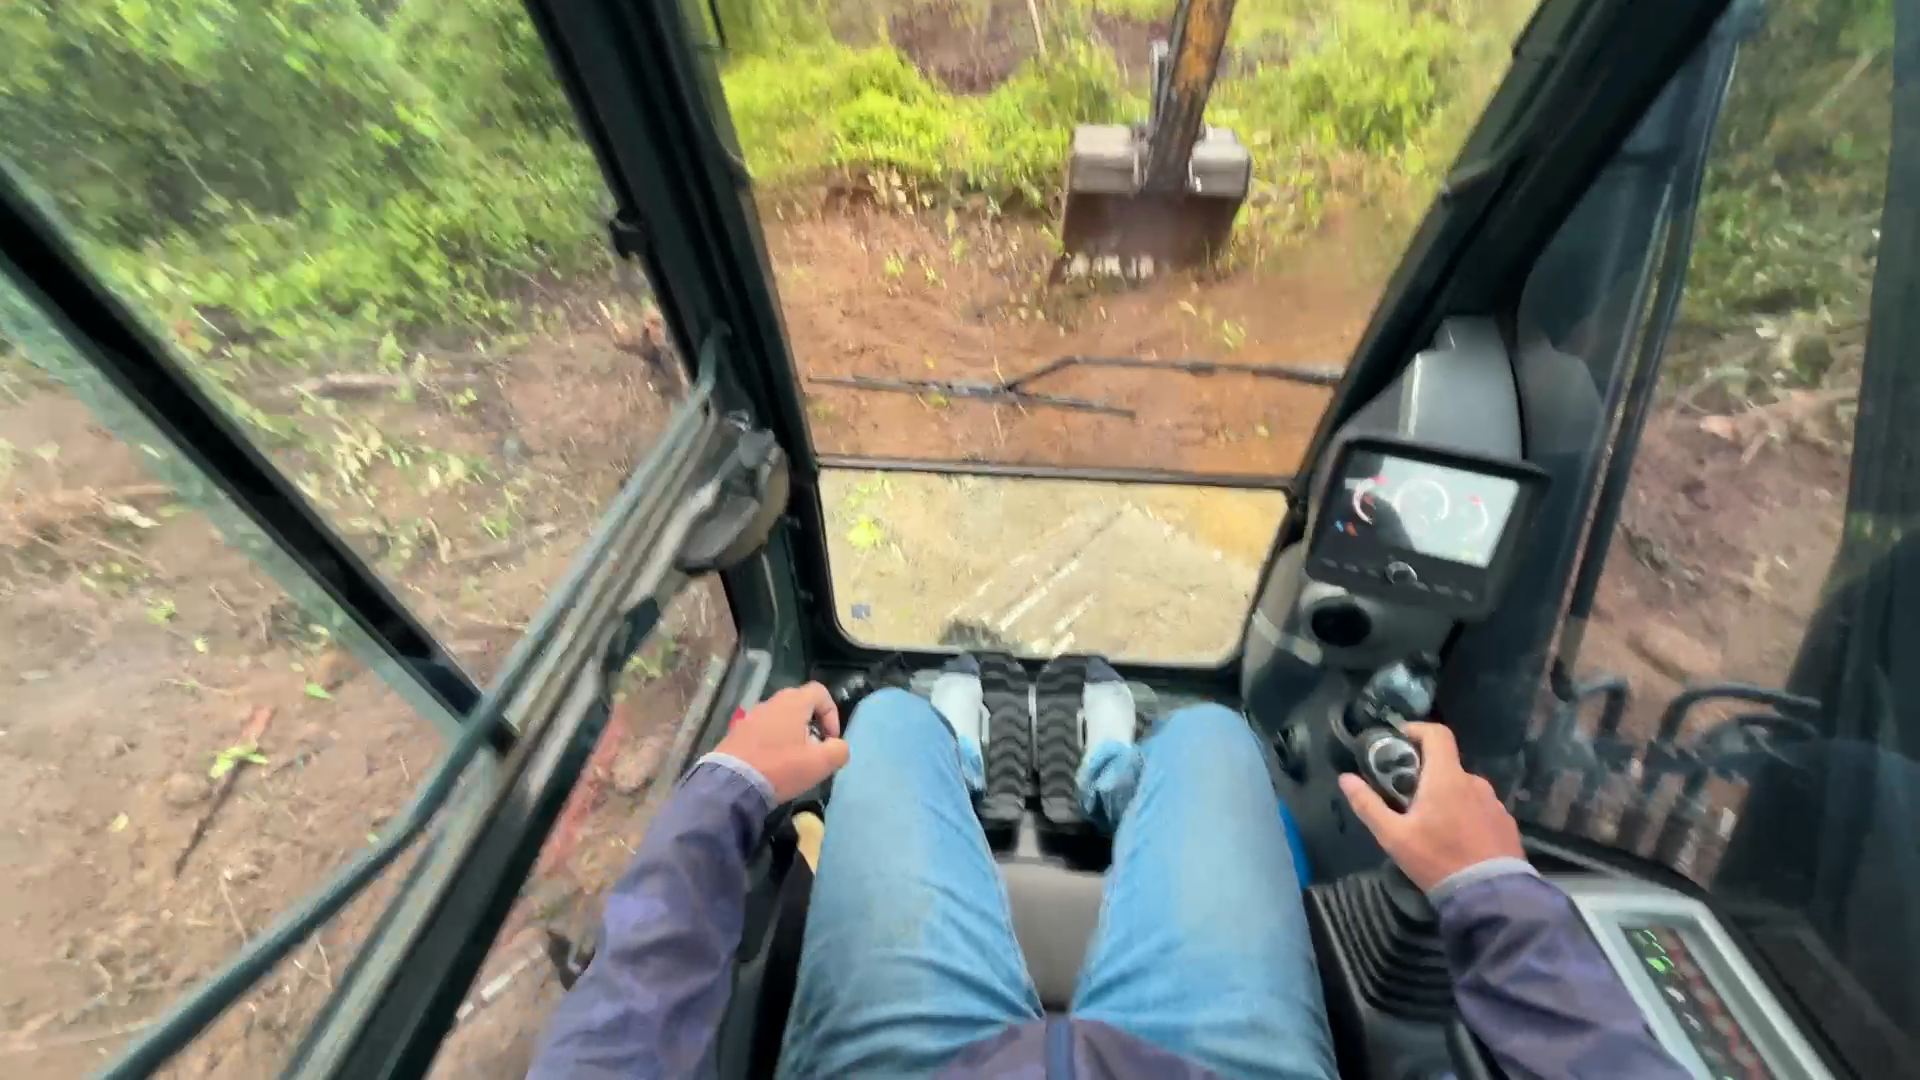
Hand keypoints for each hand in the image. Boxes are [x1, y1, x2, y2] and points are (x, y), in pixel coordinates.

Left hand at [713, 682, 849, 802]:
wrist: (731, 785)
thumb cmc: (780, 768)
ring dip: (792, 736)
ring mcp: (751, 717)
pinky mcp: (736, 733)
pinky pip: (763, 731)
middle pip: (801, 705)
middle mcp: (771, 702)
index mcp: (793, 702)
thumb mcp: (820, 763)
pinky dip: (773, 743)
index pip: (820, 692)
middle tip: (814, 751)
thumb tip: (838, 747)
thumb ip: (839, 750)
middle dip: (812, 726)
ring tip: (793, 762)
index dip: (832, 713)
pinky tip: (772, 767)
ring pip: (781, 719)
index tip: (830, 739)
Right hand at [1338, 721, 1523, 891]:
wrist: (1494, 899)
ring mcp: (1494, 804)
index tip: (1398, 742)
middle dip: (1423, 772)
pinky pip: (1479, 806)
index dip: (1416, 730)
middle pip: (1445, 763)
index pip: (1437, 734)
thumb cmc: (1438, 859)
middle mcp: (1474, 783)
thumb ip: (1367, 804)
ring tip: (1430, 822)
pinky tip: (1455, 838)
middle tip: (1404, 795)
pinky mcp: (1506, 825)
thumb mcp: (1393, 836)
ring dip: (1444, 794)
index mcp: (1447, 778)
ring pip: (1462, 787)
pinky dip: (1464, 812)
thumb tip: (1345, 778)